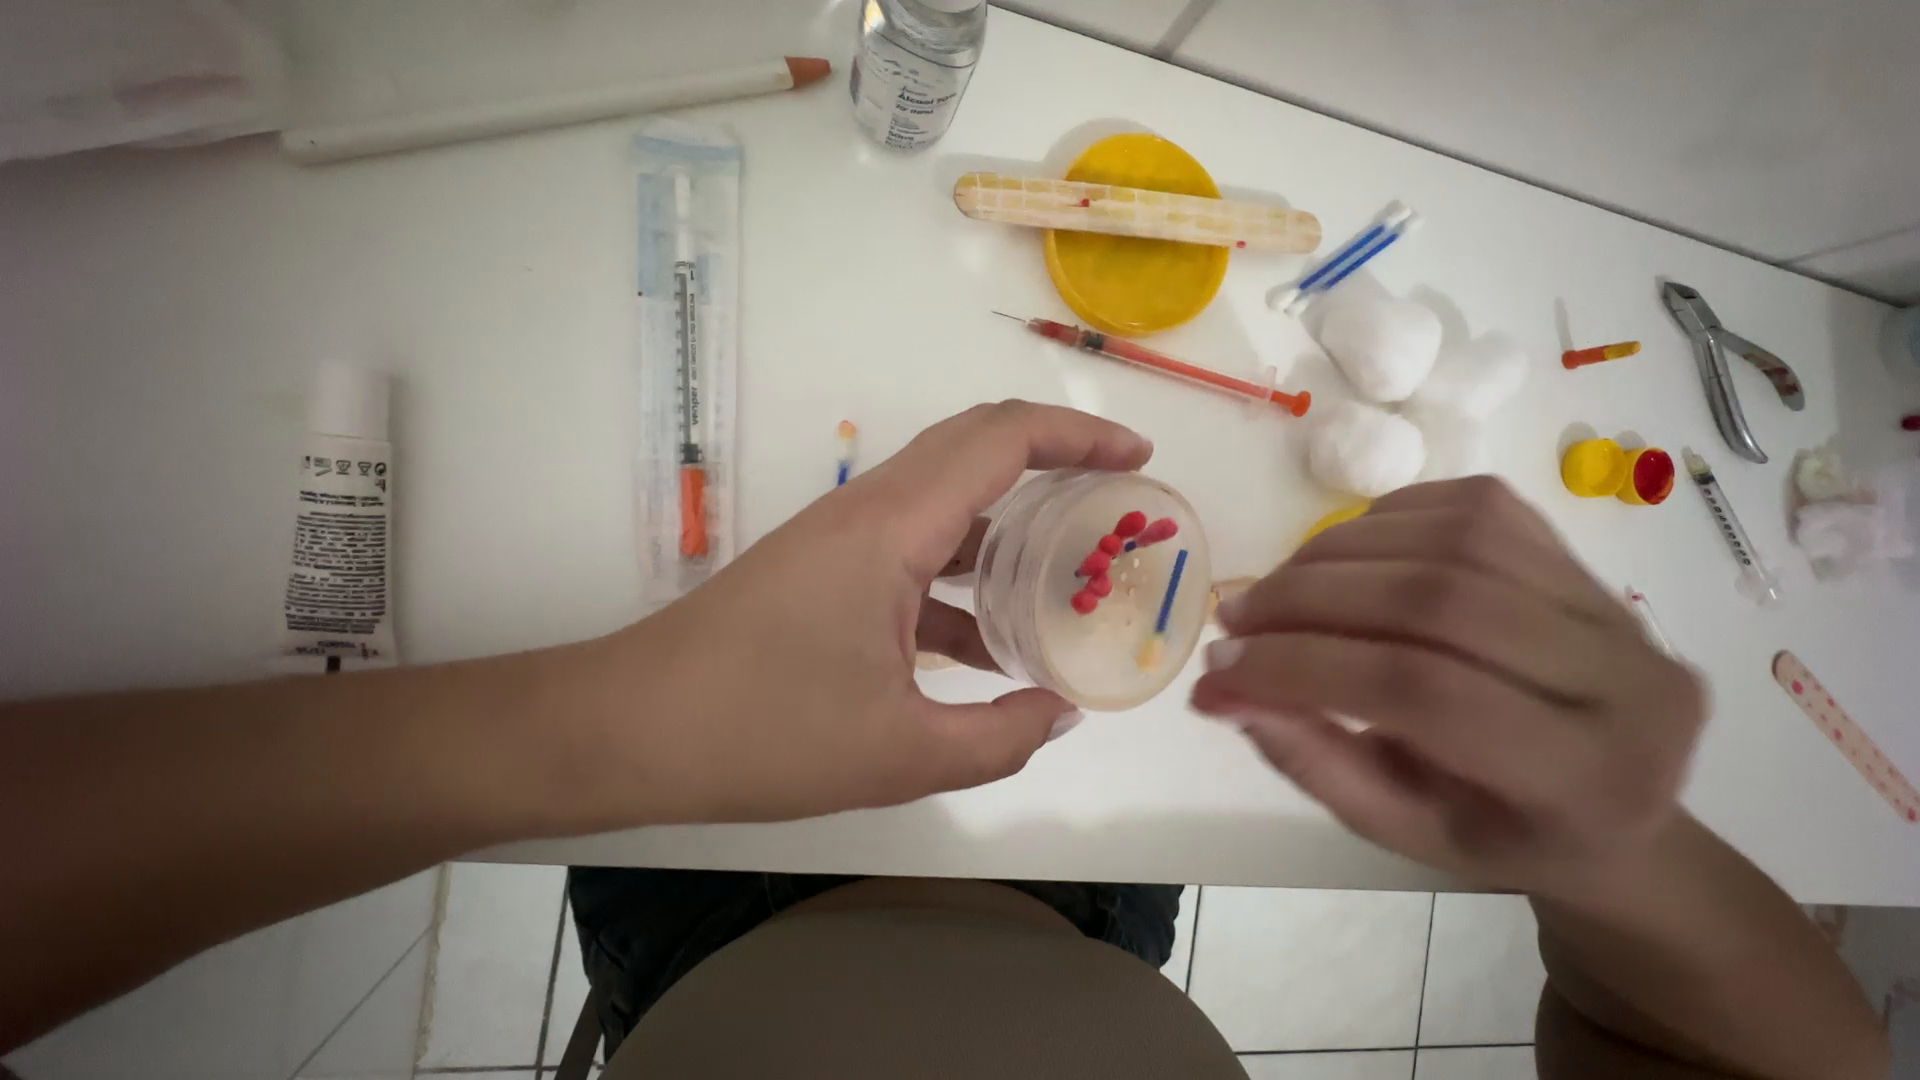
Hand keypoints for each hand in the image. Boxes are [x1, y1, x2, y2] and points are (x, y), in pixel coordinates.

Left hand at [576, 401, 1152, 825]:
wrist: (629, 730)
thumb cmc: (761, 732)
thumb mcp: (899, 753)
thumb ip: (999, 738)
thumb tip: (1059, 714)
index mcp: (891, 527)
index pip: (1001, 437)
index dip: (1080, 434)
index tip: (1138, 457)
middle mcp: (869, 512)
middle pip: (976, 447)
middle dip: (1057, 461)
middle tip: (1117, 505)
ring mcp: (842, 540)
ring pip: (946, 502)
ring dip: (1010, 526)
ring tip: (1069, 576)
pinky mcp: (825, 572)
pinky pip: (913, 551)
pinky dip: (963, 577)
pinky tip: (989, 644)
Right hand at [1191, 476, 1706, 899]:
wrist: (1608, 795)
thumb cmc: (1496, 831)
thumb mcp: (1399, 829)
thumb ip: (1311, 760)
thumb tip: (1222, 685)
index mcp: (1585, 778)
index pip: (1423, 692)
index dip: (1305, 668)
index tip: (1222, 668)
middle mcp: (1623, 678)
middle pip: (1438, 600)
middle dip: (1308, 600)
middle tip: (1234, 618)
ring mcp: (1609, 605)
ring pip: (1453, 538)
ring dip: (1334, 553)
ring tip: (1274, 590)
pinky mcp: (1580, 557)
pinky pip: (1471, 507)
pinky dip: (1381, 520)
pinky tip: (1338, 556)